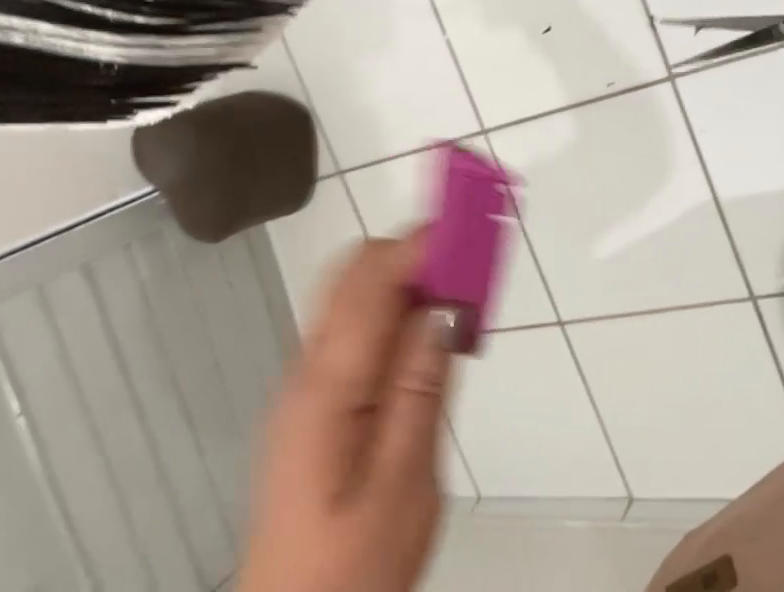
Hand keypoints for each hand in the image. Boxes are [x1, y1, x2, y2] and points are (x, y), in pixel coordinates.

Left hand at [239, 236, 451, 591]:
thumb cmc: (354, 567)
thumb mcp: (404, 481)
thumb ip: (421, 387)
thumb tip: (443, 305)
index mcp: (328, 386)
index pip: (372, 279)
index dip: (424, 240)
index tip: (475, 225)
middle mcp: (308, 371)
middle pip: (355, 275)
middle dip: (417, 251)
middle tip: (475, 261)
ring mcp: (308, 388)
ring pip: (356, 300)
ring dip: (410, 281)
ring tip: (467, 296)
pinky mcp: (317, 406)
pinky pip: (356, 335)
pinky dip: (397, 315)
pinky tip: (433, 340)